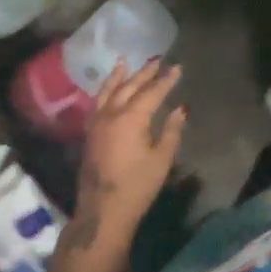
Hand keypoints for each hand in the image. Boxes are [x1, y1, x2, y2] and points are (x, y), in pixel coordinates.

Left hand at [77, 60, 186, 233]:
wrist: (102, 211)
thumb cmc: (137, 186)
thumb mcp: (162, 159)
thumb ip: (172, 131)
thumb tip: (181, 108)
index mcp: (132, 118)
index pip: (152, 92)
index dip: (166, 80)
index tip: (177, 68)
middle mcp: (112, 114)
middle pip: (129, 87)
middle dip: (144, 73)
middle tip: (156, 60)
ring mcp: (97, 123)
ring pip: (108, 92)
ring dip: (118, 76)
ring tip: (123, 62)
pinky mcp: (89, 133)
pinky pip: (97, 103)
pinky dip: (104, 91)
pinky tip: (107, 91)